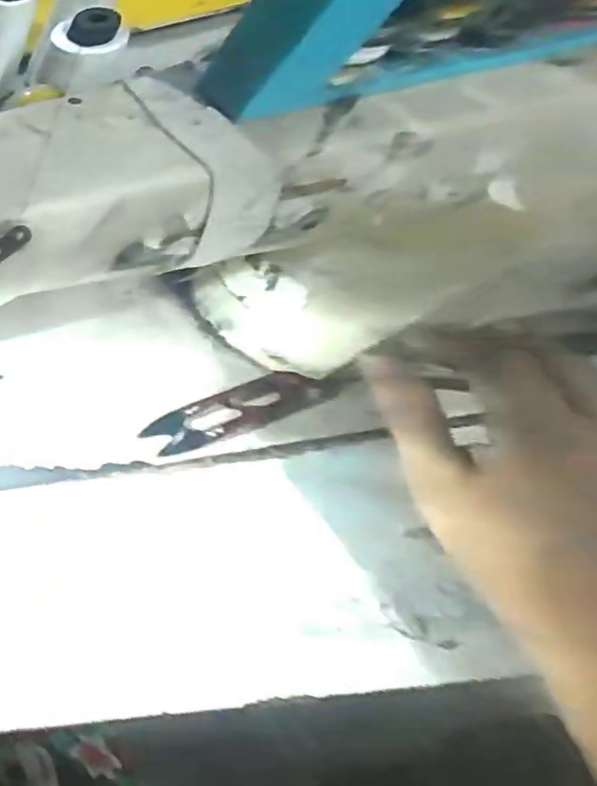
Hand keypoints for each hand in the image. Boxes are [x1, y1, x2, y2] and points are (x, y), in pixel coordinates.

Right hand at [364, 347, 596, 652]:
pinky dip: (568, 391)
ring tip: (493, 365)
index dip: (450, 342)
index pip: (493, 359)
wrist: (587, 617)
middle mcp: (596, 426)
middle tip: (450, 346)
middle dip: (499, 344)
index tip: (409, 340)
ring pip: (590, 380)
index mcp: (540, 428)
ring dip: (539, 363)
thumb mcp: (436, 481)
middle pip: (553, 360)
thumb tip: (382, 359)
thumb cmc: (496, 546)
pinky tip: (540, 400)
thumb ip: (412, 416)